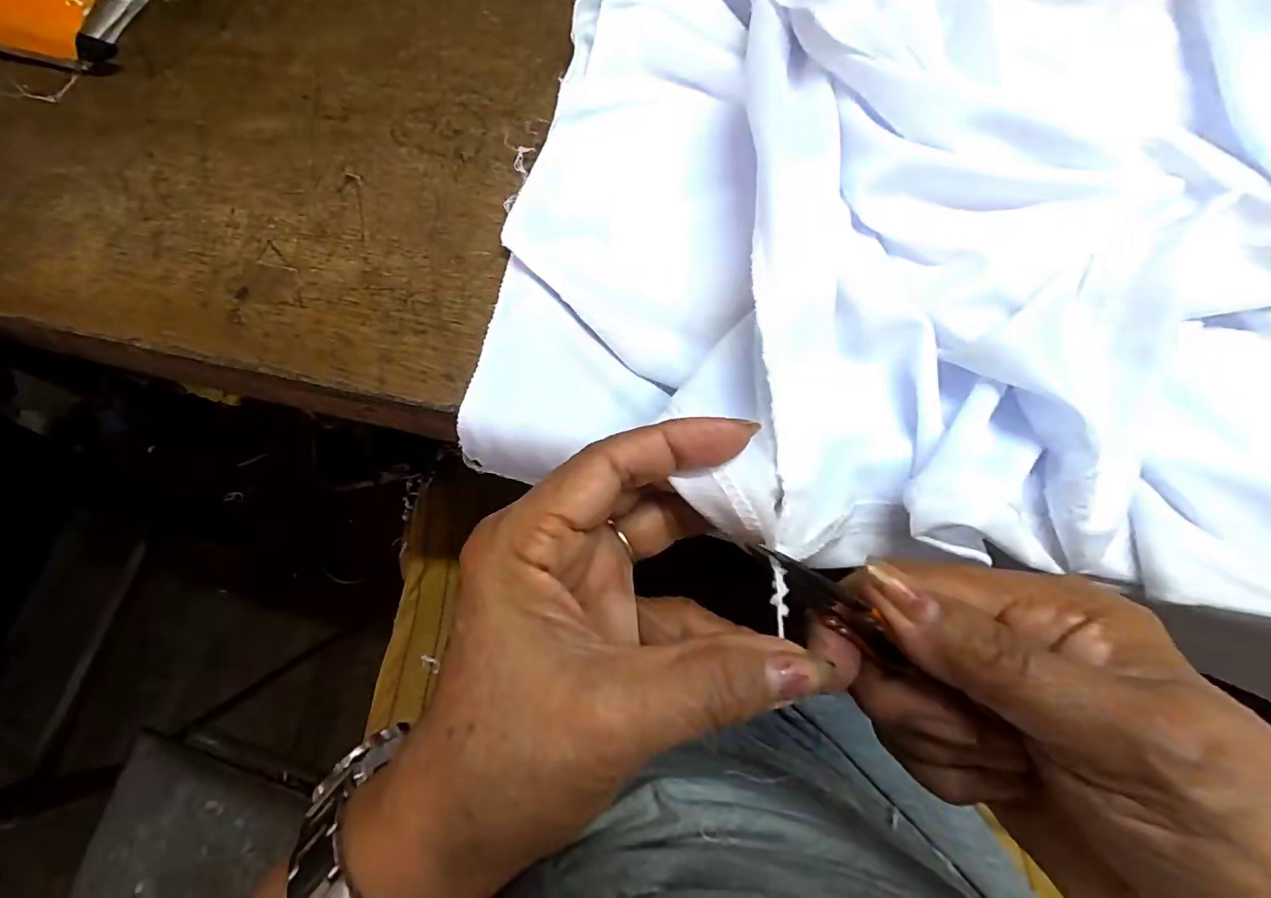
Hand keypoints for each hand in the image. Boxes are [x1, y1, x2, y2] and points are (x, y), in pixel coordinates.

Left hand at [339, 419, 848, 897]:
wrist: (458, 834)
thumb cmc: (511, 758)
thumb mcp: (616, 713)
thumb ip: (716, 684)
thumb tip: (812, 665)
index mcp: (529, 539)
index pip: (607, 464)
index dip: (675, 442)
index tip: (742, 436)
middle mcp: (550, 548)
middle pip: (633, 493)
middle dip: (700, 486)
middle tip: (770, 481)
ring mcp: (576, 585)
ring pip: (650, 540)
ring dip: (710, 540)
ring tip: (777, 530)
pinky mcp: (599, 624)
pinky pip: (664, 602)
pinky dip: (712, 619)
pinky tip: (766, 640)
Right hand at [808, 562, 1270, 897]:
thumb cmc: (1222, 816)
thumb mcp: (1120, 731)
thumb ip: (995, 658)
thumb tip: (881, 586)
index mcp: (1042, 608)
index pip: (918, 583)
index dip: (870, 613)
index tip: (844, 664)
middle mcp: (1006, 641)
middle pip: (894, 638)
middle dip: (913, 693)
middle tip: (969, 738)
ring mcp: (989, 696)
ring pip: (897, 692)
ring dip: (934, 739)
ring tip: (1006, 771)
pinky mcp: (977, 747)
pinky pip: (913, 740)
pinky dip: (941, 769)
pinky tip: (1001, 789)